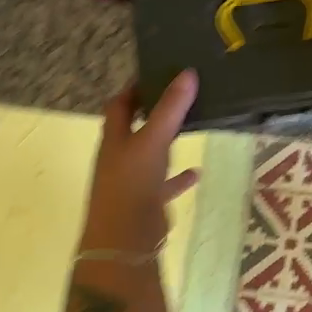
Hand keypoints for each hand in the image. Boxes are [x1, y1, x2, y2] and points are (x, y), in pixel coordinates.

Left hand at [79, 71, 200, 252]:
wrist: (125, 237)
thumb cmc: (132, 183)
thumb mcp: (154, 140)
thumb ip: (171, 109)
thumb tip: (188, 73)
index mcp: (114, 139)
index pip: (119, 105)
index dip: (134, 89)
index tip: (156, 74)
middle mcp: (119, 156)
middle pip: (134, 128)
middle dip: (153, 113)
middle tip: (181, 97)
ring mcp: (132, 179)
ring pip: (151, 154)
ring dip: (168, 142)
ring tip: (192, 129)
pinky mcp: (146, 200)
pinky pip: (165, 183)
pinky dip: (179, 176)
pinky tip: (196, 172)